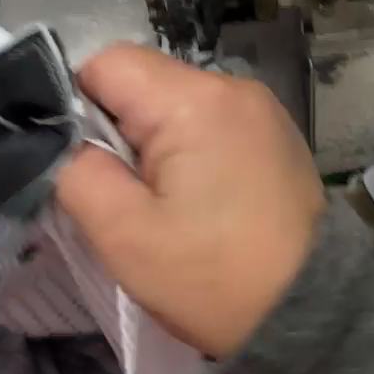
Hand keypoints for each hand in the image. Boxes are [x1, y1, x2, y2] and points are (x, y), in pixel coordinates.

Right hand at [55, 44, 325, 356]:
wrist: (308, 310)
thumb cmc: (212, 276)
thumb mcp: (124, 234)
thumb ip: (77, 171)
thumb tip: (66, 140)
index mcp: (194, 99)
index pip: (107, 63)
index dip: (78, 105)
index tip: (84, 161)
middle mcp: (233, 85)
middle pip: (145, 81)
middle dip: (120, 129)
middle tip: (127, 194)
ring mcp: (261, 107)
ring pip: (178, 102)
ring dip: (157, 141)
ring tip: (167, 202)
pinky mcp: (277, 132)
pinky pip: (213, 121)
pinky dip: (194, 149)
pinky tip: (202, 197)